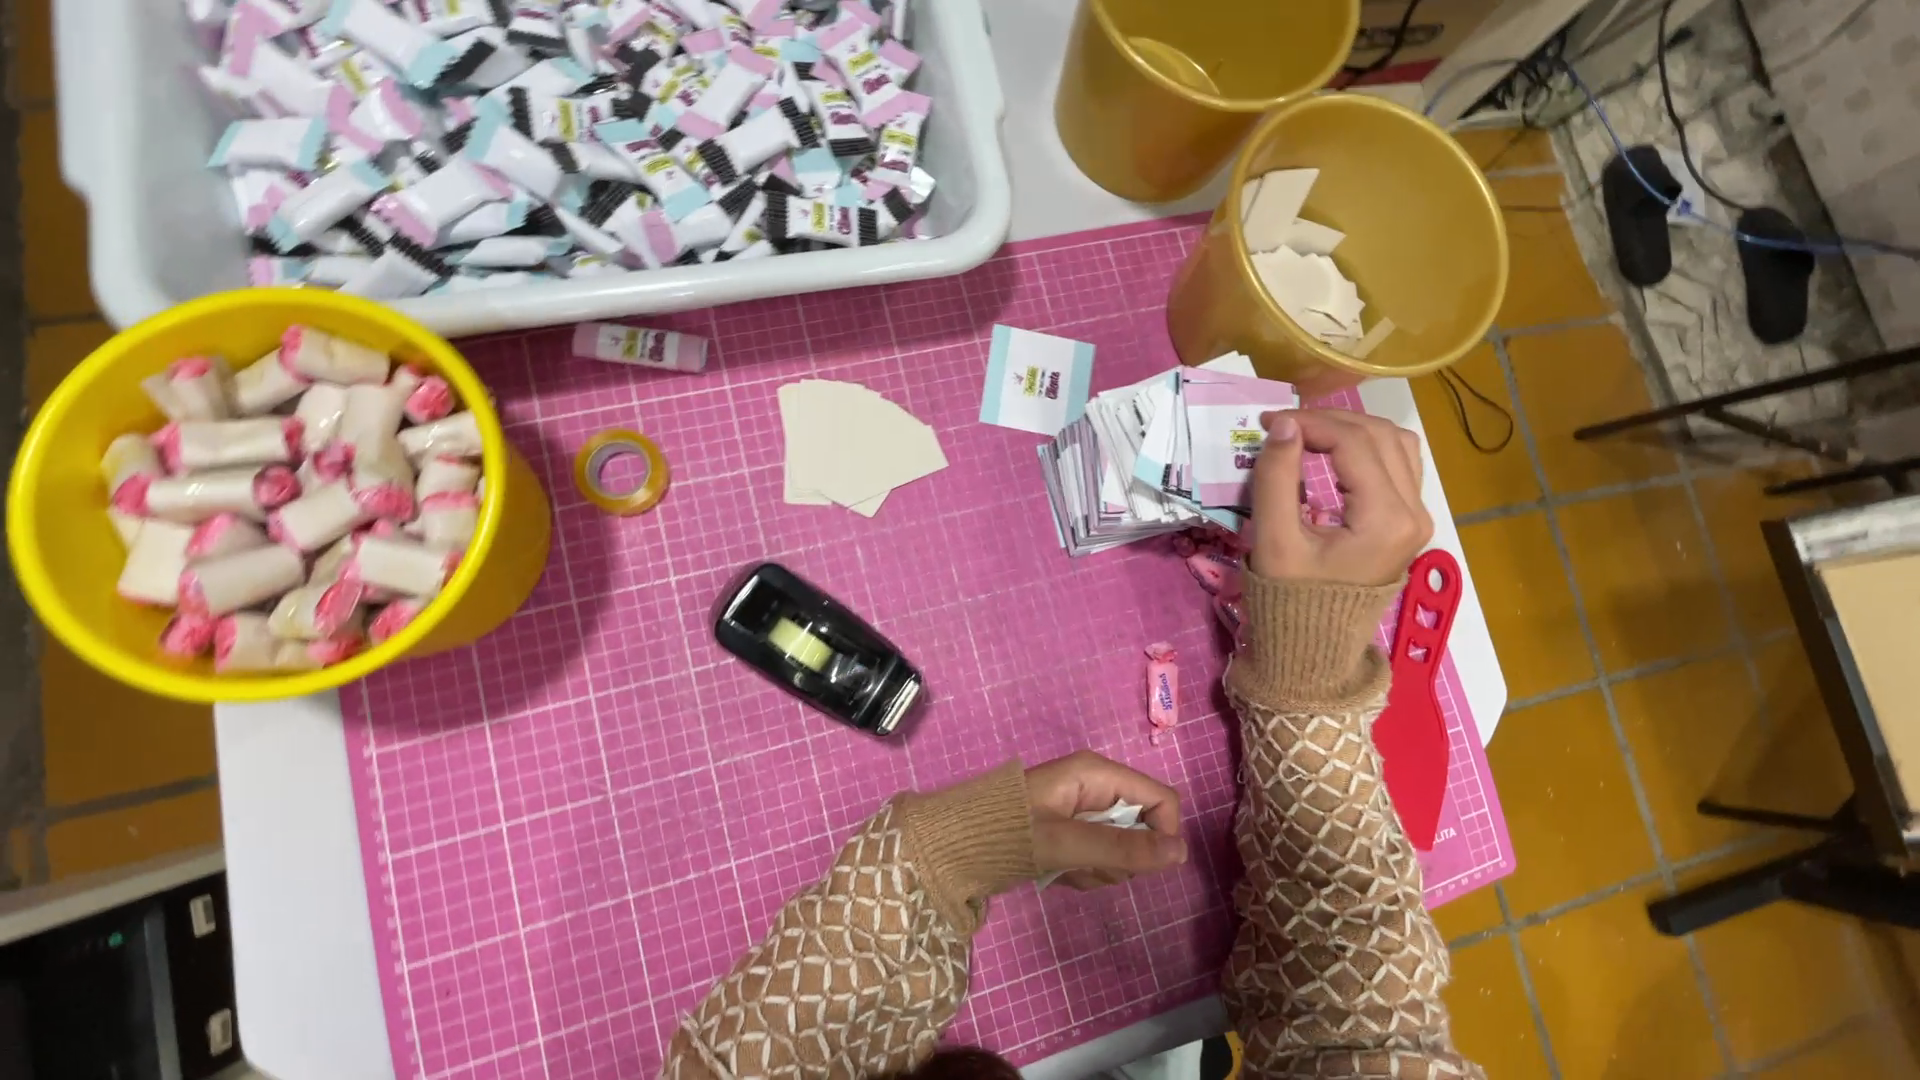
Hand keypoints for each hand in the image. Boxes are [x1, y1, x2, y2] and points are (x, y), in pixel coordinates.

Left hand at [1026, 751, 1185, 889]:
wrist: (960, 846)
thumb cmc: (1011, 834)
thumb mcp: (1067, 843)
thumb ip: (1123, 847)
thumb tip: (1181, 851)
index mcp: (1098, 774)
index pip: (1162, 799)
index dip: (1163, 834)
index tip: (1142, 865)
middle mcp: (1096, 787)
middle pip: (1143, 828)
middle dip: (1121, 858)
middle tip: (1086, 863)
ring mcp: (1085, 811)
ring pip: (1122, 850)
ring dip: (1099, 869)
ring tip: (1064, 867)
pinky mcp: (1074, 832)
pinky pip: (1100, 858)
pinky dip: (1084, 872)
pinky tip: (1057, 871)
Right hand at [1248, 409, 1432, 586]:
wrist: (1314, 646)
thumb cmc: (1290, 599)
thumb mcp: (1274, 540)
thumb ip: (1277, 479)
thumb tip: (1283, 425)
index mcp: (1385, 519)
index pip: (1354, 443)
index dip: (1311, 423)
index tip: (1269, 422)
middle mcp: (1413, 513)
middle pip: (1380, 436)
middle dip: (1330, 420)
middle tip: (1284, 423)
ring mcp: (1417, 517)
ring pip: (1396, 444)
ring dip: (1352, 429)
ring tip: (1309, 432)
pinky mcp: (1408, 522)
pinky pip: (1399, 465)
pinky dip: (1367, 447)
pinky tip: (1334, 452)